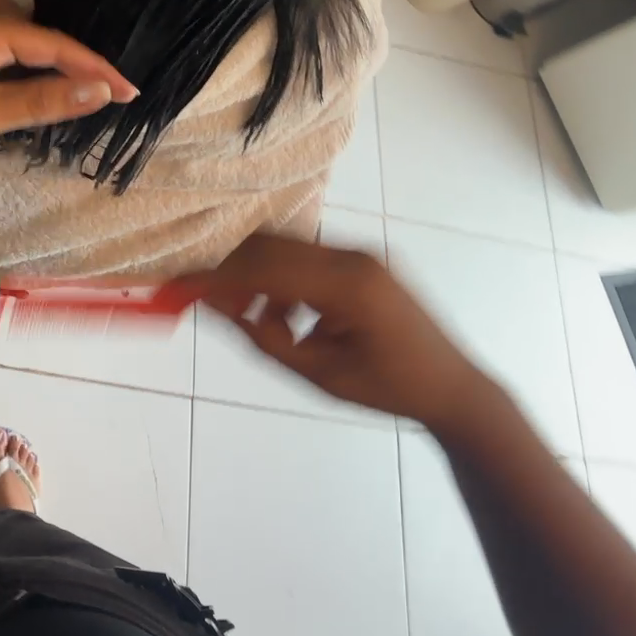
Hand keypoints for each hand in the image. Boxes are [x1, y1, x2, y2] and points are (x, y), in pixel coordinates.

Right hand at [177, 234, 495, 429]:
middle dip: (232, 271)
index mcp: (348, 286)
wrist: (455, 388)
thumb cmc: (387, 390)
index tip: (180, 288)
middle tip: (212, 305)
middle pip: (270, 245)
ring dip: (257, 276)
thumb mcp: (317, 373)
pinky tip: (288, 315)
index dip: (217, 277)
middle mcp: (353, 256)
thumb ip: (262, 336)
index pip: (265, 268)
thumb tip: (214, 307)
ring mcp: (360, 253)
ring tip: (259, 320)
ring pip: (284, 247)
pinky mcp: (361, 258)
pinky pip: (305, 256)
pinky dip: (281, 278)